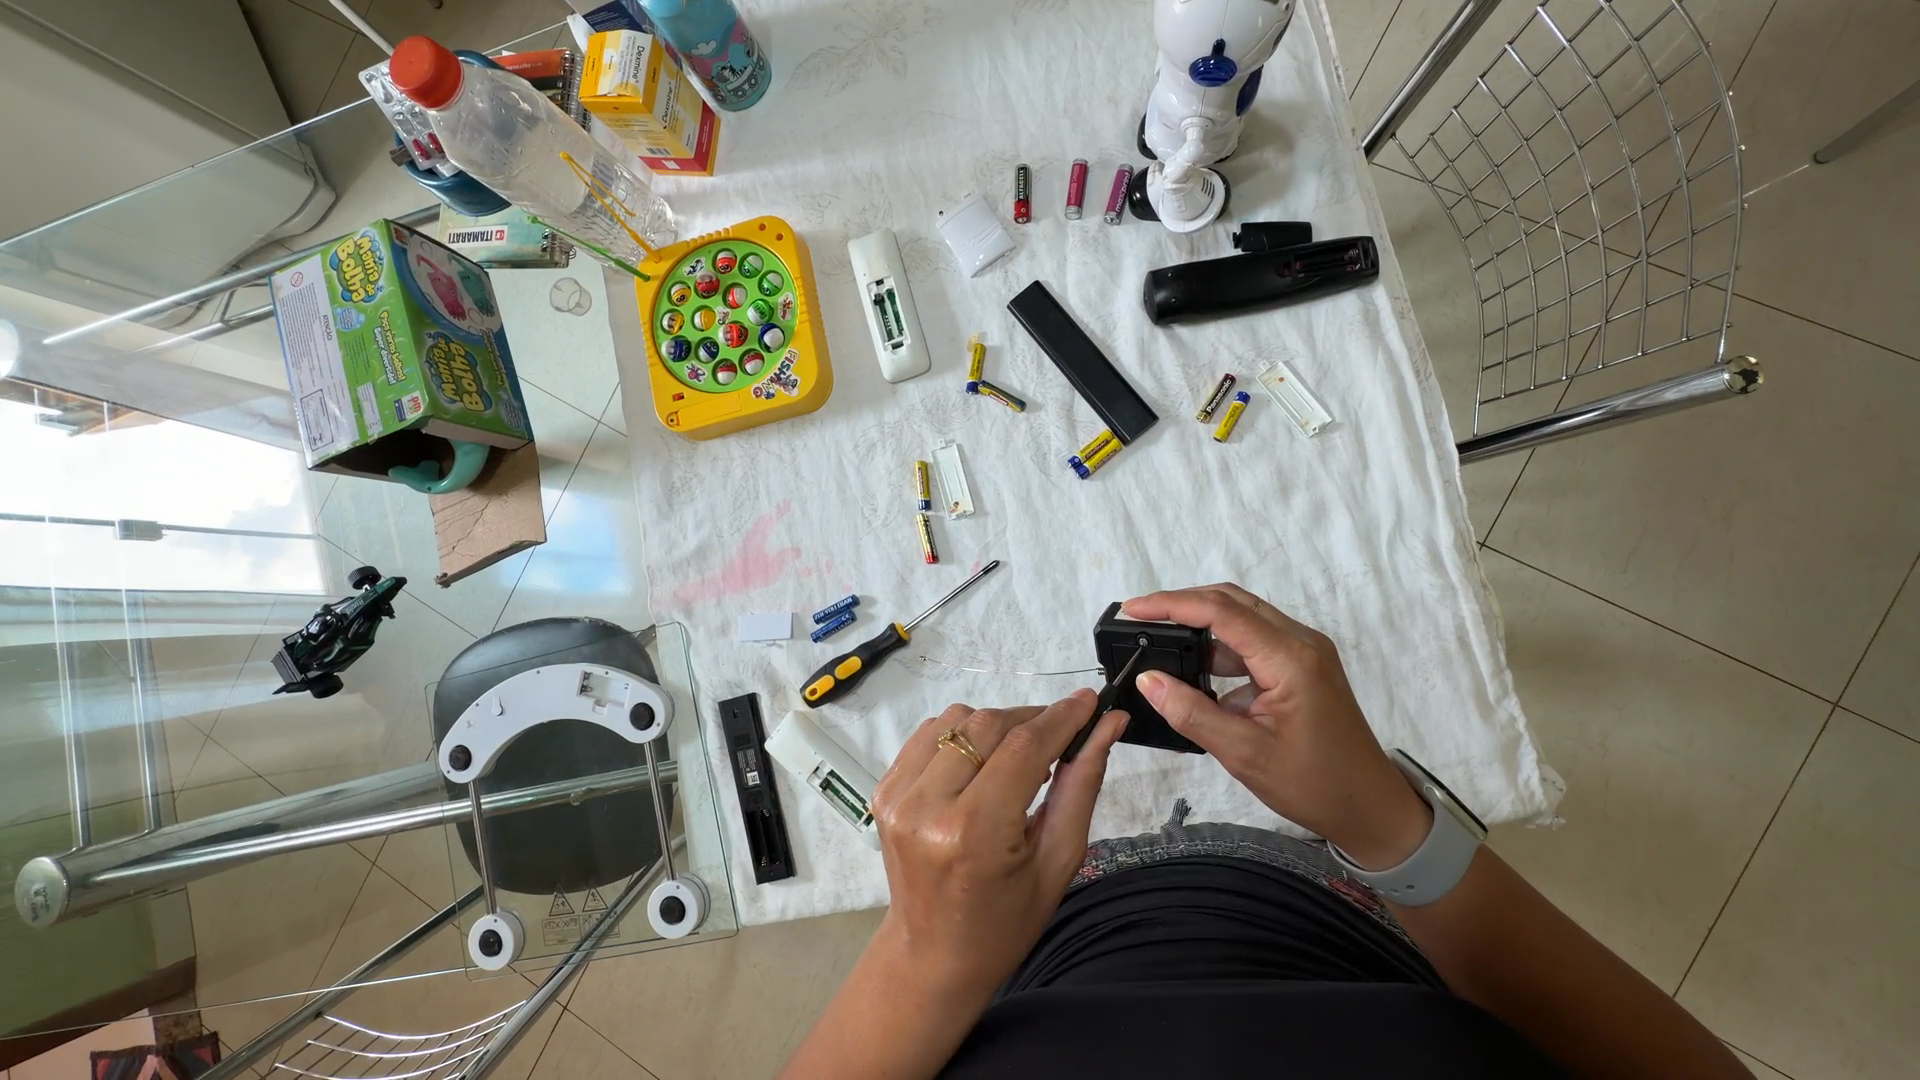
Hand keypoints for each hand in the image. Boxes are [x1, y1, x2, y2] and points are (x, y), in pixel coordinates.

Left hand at [868, 692, 1128, 993]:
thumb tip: (1109, 723)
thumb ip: (1082, 784)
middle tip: (1061, 737)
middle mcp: (927, 805)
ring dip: (997, 726)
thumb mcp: (1057, 861)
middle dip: (1033, 721)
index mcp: (973, 833)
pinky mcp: (883, 788)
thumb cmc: (1005, 920)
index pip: (1024, 747)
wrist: (932, 953)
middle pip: (990, 725)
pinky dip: (963, 735)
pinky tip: (981, 764)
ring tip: (1019, 758)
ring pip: (959, 719)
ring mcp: (898, 794)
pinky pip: (931, 732)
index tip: (1091, 701)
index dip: (1062, 718)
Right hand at [1123, 584, 1430, 868]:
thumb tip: (1147, 679)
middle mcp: (1300, 642)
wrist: (1371, 807)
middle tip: (1138, 618)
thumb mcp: (1244, 753)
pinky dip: (1218, 648)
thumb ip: (1191, 712)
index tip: (1132, 610)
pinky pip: (1252, 641)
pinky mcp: (1300, 665)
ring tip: (1158, 640)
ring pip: (1242, 618)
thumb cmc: (1313, 784)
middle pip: (1231, 602)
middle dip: (1181, 604)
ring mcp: (1303, 651)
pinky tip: (1193, 671)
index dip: (1172, 605)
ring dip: (1199, 625)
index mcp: (1290, 658)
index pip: (1221, 612)